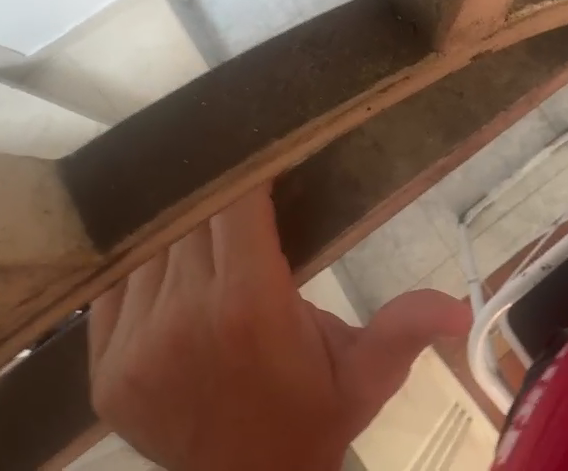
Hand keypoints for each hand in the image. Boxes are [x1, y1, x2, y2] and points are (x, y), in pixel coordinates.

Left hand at [88, 187, 470, 470]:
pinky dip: (141, 263)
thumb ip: (408, 328)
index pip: (234, 205)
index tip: (262, 149)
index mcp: (250, 307)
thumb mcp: (370, 375)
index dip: (246, 172)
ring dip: (178, 224)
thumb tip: (462, 310)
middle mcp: (183, 318)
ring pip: (149, 248)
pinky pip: (113, 288)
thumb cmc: (314, 419)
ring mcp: (135, 345)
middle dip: (216, 192)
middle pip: (190, 218)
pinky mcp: (104, 369)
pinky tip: (166, 250)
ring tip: (205, 202)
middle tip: (239, 166)